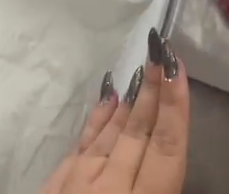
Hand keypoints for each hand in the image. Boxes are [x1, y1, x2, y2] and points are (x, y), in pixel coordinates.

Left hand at [42, 30, 189, 193]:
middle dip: (151, 89)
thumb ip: (162, 186)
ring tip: (139, 70)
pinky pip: (79, 146)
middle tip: (158, 48)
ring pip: (108, 134)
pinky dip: (96, 120)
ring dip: (126, 102)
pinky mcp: (53, 188)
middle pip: (137, 130)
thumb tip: (170, 156)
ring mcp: (76, 183)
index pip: (165, 145)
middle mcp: (110, 184)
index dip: (173, 103)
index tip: (175, 62)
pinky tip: (106, 98)